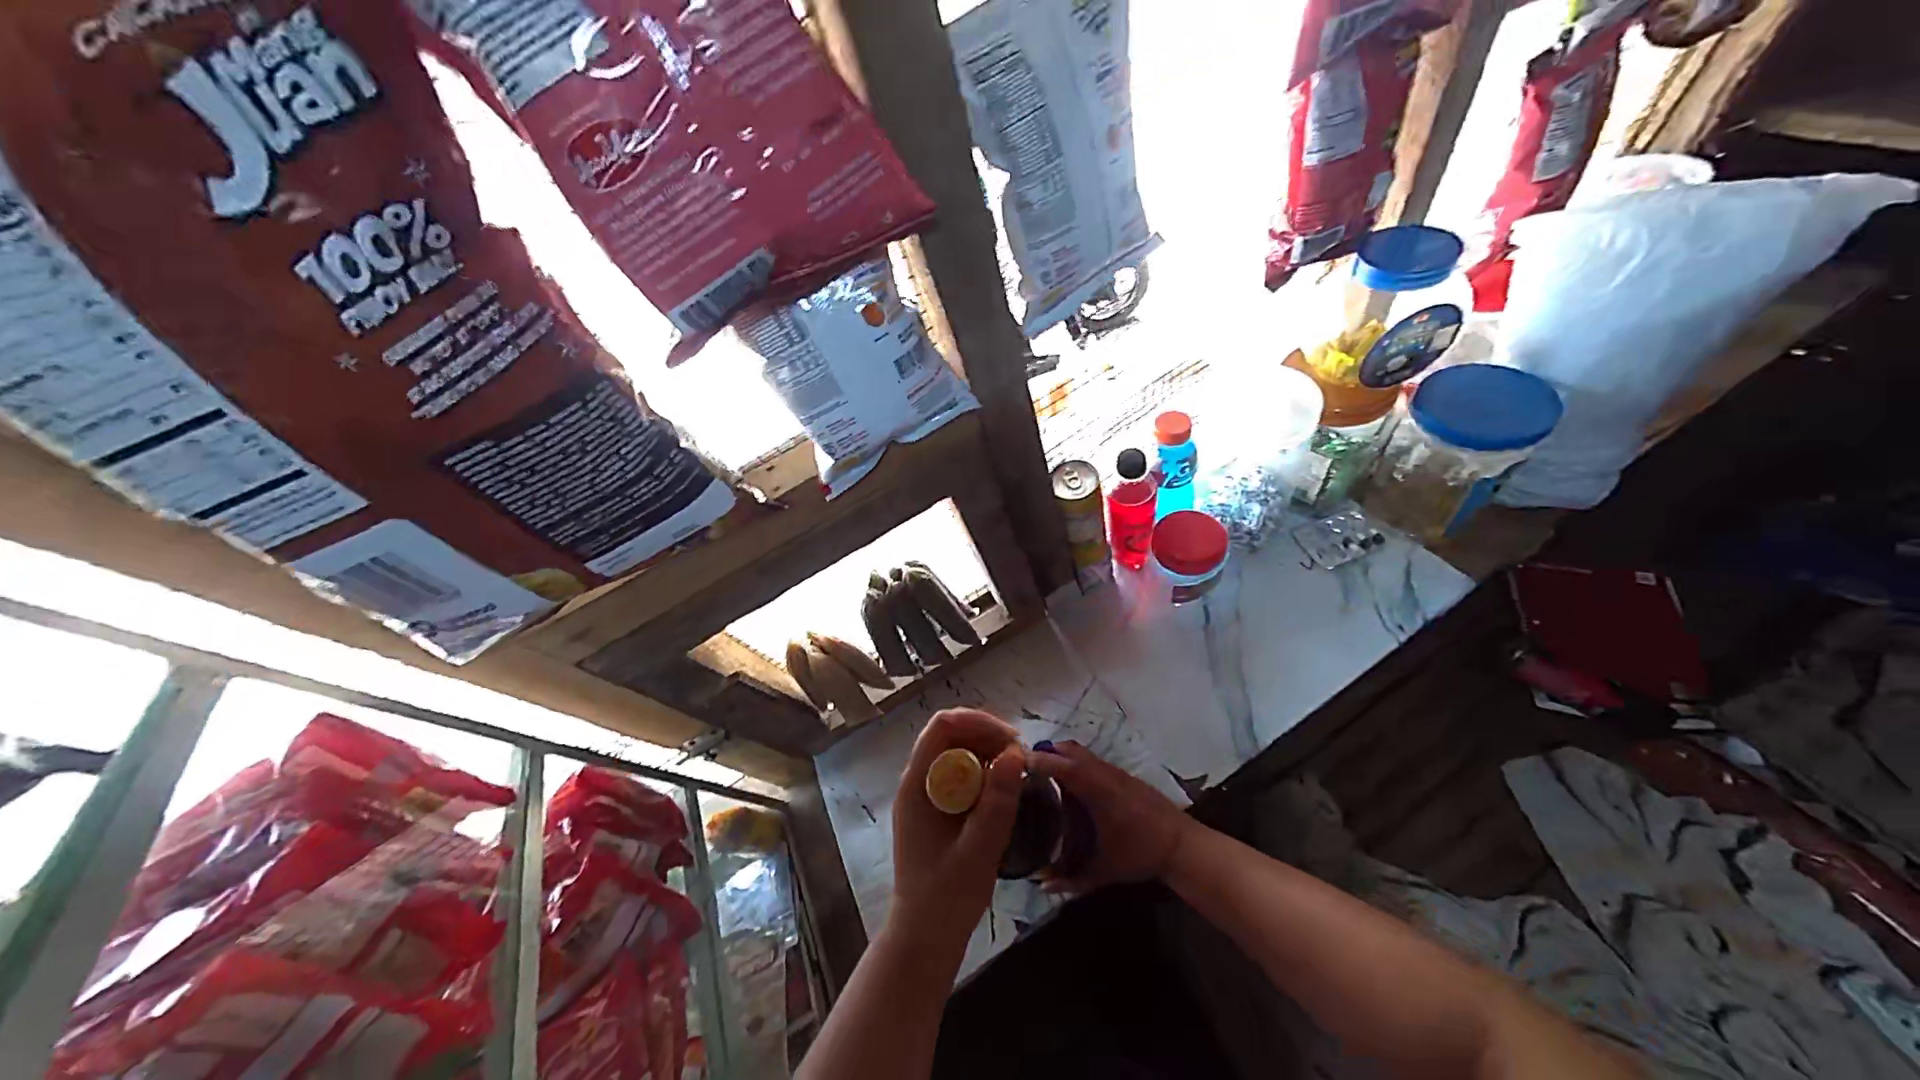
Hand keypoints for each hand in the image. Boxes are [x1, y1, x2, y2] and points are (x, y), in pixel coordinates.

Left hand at [884, 708, 1023, 960]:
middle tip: (1021, 757)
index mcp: (917, 785)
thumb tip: (1014, 754)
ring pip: (958, 751)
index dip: (978, 723)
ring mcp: (928, 794)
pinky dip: (986, 771)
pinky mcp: (939, 808)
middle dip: (988, 735)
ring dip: (989, 751)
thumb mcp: (978, 852)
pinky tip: (1005, 788)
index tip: (1012, 741)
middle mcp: (919, 781)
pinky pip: (962, 772)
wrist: (925, 937)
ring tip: (1018, 770)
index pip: (942, 727)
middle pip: (952, 734)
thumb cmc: (947, 898)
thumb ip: (996, 804)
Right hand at [1030, 740, 1194, 893]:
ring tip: (1039, 771)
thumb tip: (1042, 885)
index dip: (1042, 762)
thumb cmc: (1142, 856)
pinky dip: (1074, 762)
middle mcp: (1107, 775)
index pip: (1067, 767)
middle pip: (1071, 751)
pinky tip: (1067, 781)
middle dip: (1046, 753)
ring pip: (1082, 753)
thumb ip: (1073, 880)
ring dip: (1060, 756)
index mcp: (1101, 793)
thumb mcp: (1106, 872)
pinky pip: (1091, 760)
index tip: (1018, 763)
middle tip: (1023, 767)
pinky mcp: (1122, 774)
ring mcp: (1116, 772)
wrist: (1183, 846)